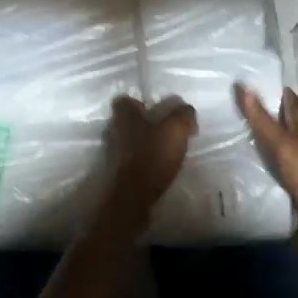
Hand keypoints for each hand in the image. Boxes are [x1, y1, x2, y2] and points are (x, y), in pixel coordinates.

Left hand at [100, 96, 196, 233]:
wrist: (131, 197)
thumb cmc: (152, 156)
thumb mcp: (176, 130)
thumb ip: (183, 115)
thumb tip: (187, 110)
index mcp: (124, 114)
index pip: (126, 100)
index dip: (141, 103)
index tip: (158, 112)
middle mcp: (113, 129)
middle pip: (128, 121)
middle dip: (144, 125)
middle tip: (166, 132)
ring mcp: (110, 152)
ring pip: (128, 141)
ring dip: (143, 145)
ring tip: (164, 153)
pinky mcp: (114, 172)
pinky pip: (129, 160)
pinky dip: (141, 162)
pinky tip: (156, 170)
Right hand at [236, 84, 297, 231]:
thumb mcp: (281, 143)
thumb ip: (262, 120)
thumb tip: (245, 87)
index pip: (294, 110)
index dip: (289, 99)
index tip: (285, 87)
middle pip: (296, 128)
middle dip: (287, 117)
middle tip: (274, 107)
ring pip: (294, 148)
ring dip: (283, 141)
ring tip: (269, 136)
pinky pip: (289, 169)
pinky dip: (280, 164)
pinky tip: (273, 168)